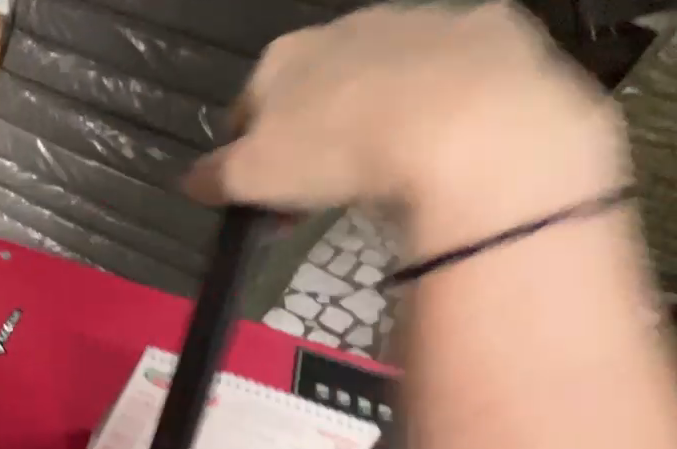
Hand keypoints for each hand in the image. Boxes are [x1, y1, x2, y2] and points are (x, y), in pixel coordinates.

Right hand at [186, 2, 628, 258]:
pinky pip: (452, 72)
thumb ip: (211, 178)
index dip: (248, 154)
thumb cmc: (333, 151)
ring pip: (382, 76)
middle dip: (311, 134)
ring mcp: (423, 22)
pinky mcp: (491, 31)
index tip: (262, 192)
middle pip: (315, 90)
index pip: (247, 108)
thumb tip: (191, 179)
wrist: (466, 125)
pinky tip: (439, 138)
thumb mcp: (246, 180)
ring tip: (379, 169)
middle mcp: (347, 27)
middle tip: (314, 191)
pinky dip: (440, 101)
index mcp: (282, 58)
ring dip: (372, 115)